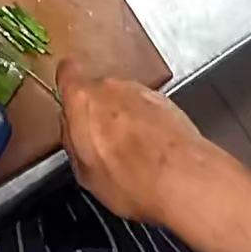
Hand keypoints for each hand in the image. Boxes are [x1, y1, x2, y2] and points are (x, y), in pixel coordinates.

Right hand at [58, 61, 223, 226]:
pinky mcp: (165, 99)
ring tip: (132, 155)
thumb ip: (73, 143)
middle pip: (97, 92)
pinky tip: (152, 152)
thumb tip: (72, 134)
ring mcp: (139, 91)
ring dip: (124, 119)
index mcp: (82, 100)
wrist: (183, 178)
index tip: (68, 91)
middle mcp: (110, 87)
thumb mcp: (85, 174)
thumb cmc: (131, 179)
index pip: (67, 73)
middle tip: (103, 145)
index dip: (67, 80)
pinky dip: (147, 124)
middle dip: (98, 113)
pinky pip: (146, 108)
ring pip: (123, 100)